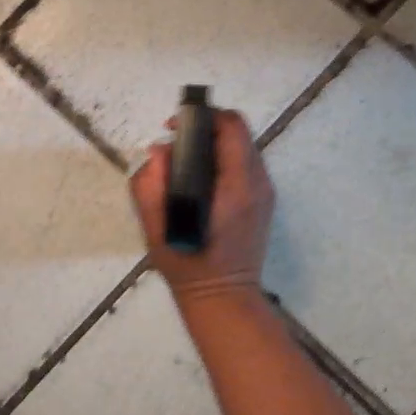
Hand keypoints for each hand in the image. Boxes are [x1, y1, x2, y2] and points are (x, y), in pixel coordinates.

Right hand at [130, 109, 276, 302]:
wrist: (222, 298)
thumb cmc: (187, 263)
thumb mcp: (156, 225)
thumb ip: (151, 183)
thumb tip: (159, 151)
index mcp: (237, 185)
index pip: (231, 126)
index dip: (202, 116)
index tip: (174, 127)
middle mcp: (258, 183)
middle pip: (236, 134)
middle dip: (204, 130)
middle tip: (174, 145)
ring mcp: (264, 193)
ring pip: (240, 149)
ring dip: (212, 146)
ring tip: (183, 163)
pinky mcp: (261, 203)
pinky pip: (242, 167)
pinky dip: (220, 163)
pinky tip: (198, 182)